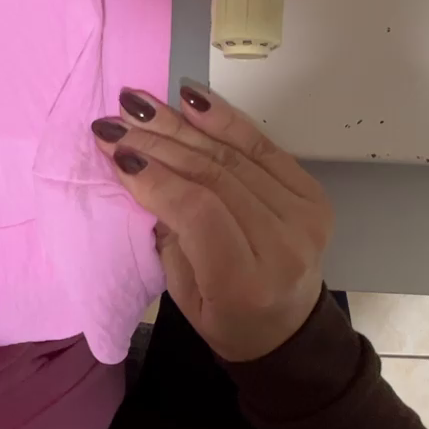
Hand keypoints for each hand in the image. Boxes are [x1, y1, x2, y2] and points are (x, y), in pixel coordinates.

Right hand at [91, 80, 332, 361]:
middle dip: (159, 144)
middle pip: (215, 177)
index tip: (114, 152)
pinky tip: (191, 99)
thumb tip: (143, 169)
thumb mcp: (185, 295)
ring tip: (140, 104)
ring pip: (234, 156)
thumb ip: (169, 234)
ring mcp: (304, 215)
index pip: (199, 213)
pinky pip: (263, 147)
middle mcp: (283, 245)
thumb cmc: (227, 320)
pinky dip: (226, 120)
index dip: (156, 177)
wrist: (288, 328)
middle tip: (116, 121)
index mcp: (245, 283)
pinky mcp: (313, 194)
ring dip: (182, 125)